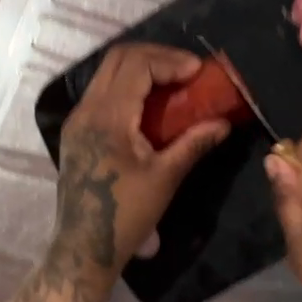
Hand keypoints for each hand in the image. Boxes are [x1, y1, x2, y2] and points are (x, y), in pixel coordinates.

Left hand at [52, 44, 229, 280]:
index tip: (198, 71)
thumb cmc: (127, 213)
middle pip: (118, 58)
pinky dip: (128, 84)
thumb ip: (194, 143)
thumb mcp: (166, 177)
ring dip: (141, 67)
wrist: (83, 246)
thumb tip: (224, 123)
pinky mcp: (77, 129)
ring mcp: (78, 118)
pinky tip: (152, 100)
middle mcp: (87, 109)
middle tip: (187, 68)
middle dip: (155, 56)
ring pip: (108, 72)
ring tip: (173, 79)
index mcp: (108, 117)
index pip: (136, 66)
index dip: (169, 60)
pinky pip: (102, 90)